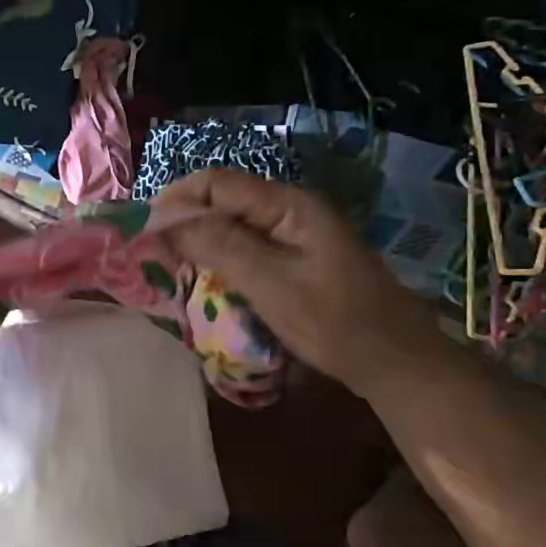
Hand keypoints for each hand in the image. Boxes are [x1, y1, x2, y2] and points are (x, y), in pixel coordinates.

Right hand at [157, 168, 442, 396]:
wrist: (399, 364)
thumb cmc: (338, 324)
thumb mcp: (273, 286)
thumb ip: (221, 246)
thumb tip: (166, 219)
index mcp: (288, 205)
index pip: (217, 182)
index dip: (177, 200)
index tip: (146, 231)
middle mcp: (288, 210)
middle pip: (222, 199)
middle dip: (185, 220)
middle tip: (155, 253)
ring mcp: (293, 234)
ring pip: (231, 223)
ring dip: (200, 240)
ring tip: (173, 266)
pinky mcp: (294, 258)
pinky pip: (246, 245)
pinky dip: (220, 257)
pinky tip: (206, 278)